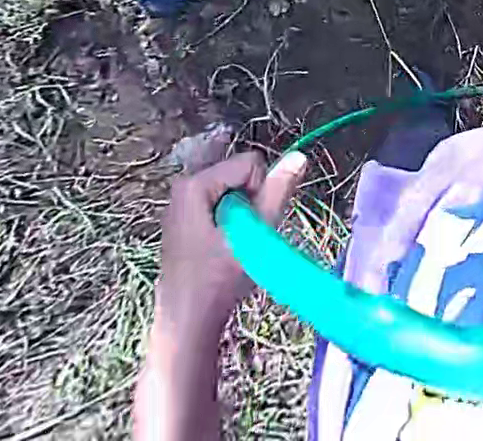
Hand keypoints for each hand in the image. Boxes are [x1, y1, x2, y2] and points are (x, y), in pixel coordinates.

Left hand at [153, 150, 307, 340]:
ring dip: (245, 209)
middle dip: (253, 198)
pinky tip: (227, 242)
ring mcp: (183, 202)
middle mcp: (184, 186)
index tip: (250, 222)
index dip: (261, 190)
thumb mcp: (256, 233)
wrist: (188, 324)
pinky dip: (234, 215)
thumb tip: (299, 156)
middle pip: (242, 173)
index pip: (251, 162)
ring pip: (237, 187)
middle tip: (244, 233)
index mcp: (194, 185)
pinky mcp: (187, 216)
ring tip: (236, 240)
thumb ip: (278, 191)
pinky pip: (225, 199)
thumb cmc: (219, 280)